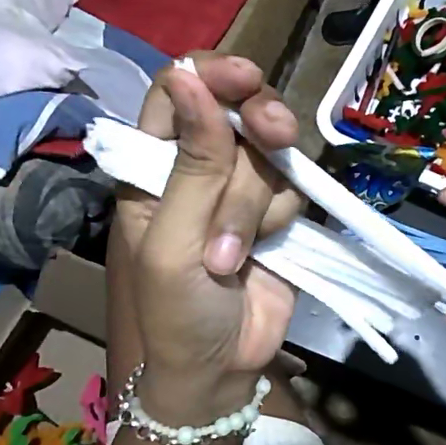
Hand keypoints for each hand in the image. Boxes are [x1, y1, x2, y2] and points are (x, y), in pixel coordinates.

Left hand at [115, 55, 302, 422]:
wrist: (221, 369)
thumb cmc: (175, 312)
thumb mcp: (173, 241)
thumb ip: (191, 165)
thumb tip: (188, 76)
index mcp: (152, 167)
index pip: (176, 92)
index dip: (209, 75)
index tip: (245, 78)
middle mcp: (198, 168)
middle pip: (235, 111)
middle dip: (258, 123)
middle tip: (276, 134)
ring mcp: (241, 191)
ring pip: (269, 154)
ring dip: (259, 200)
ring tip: (237, 253)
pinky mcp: (278, 213)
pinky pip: (294, 187)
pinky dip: (284, 215)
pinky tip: (269, 249)